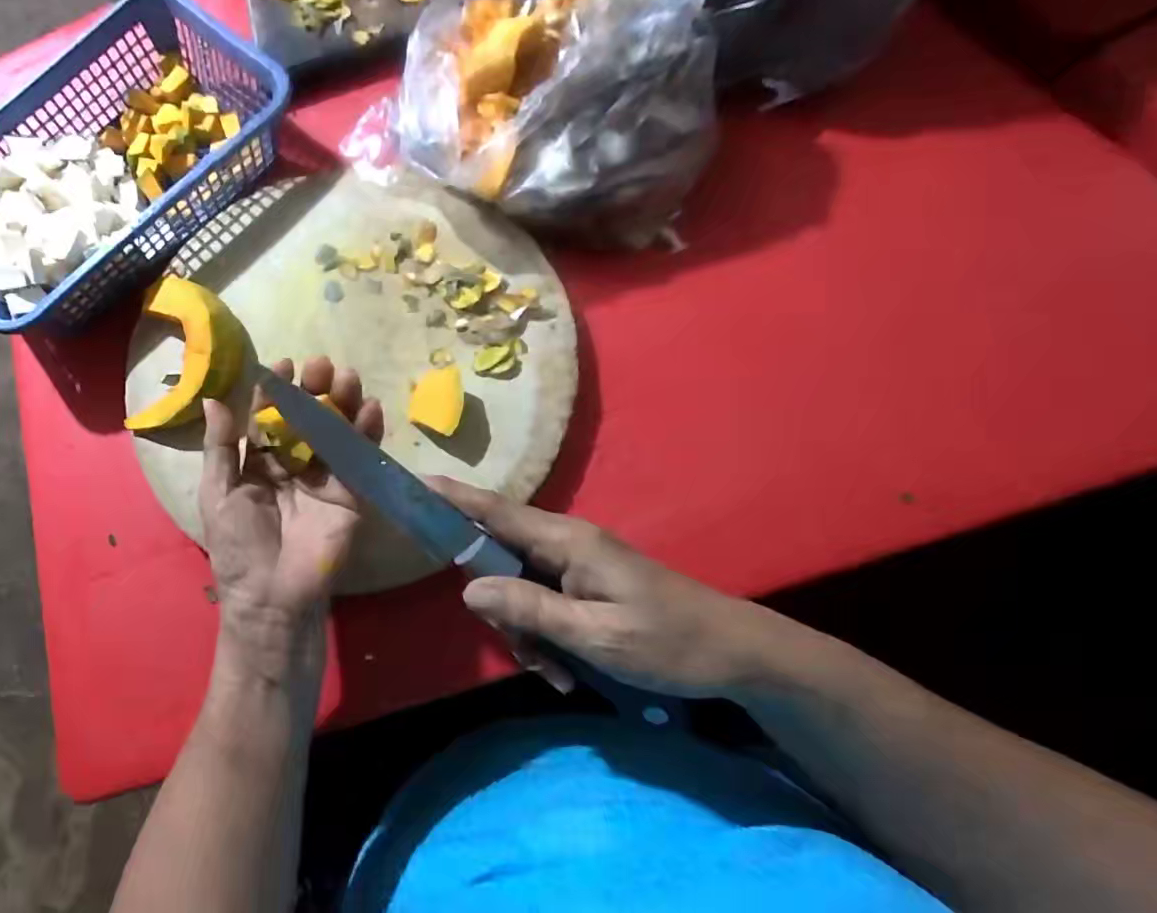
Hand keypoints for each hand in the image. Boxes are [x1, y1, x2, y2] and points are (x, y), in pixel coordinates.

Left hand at [199, 357, 383, 663]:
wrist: (272, 596)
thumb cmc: (238, 545)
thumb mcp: (219, 492)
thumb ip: (221, 446)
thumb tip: (212, 399)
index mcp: (258, 464)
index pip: (269, 419)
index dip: (275, 392)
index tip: (284, 364)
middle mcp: (292, 466)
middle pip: (306, 420)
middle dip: (313, 390)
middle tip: (321, 364)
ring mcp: (323, 479)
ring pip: (335, 432)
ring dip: (342, 403)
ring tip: (346, 377)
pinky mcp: (351, 495)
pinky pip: (360, 458)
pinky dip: (367, 433)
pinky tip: (369, 407)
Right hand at [430, 477, 802, 700]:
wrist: (741, 657)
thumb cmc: (670, 642)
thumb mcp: (596, 635)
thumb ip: (529, 609)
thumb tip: (468, 590)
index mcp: (564, 541)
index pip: (494, 511)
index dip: (453, 497)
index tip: (415, 482)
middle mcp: (563, 544)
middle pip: (497, 559)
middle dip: (500, 608)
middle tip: (528, 654)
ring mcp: (572, 565)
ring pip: (516, 589)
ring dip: (526, 633)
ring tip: (558, 673)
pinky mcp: (582, 586)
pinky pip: (539, 604)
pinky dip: (544, 638)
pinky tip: (567, 671)